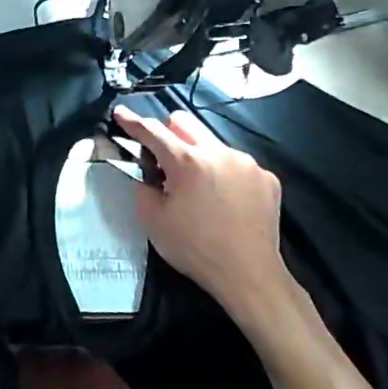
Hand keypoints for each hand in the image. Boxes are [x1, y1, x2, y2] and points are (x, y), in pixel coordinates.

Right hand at [112, 106, 288, 318]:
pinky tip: (226, 202)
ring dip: (199, 156)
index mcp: (187, 161)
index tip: (121, 113)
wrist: (249, 275)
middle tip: (163, 159)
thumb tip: (148, 175)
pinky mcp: (267, 178)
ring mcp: (247, 163)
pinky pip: (238, 165)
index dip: (133, 122)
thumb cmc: (195, 249)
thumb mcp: (153, 222)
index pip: (153, 131)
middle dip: (168, 132)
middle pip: (185, 122)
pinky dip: (226, 175)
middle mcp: (219, 152)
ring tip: (200, 190)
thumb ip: (143, 189)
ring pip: (213, 144)